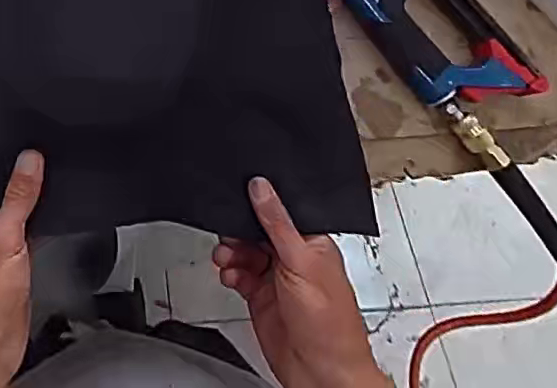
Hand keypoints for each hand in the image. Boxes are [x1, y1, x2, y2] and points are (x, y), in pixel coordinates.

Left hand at [0, 150, 44, 387]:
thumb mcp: (3, 239)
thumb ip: (18, 198)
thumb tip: (30, 158)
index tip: (19, 130)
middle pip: (0, 189)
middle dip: (19, 172)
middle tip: (42, 144)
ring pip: (16, 207)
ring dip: (32, 195)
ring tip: (51, 168)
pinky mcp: (14, 259)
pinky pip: (30, 227)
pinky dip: (42, 216)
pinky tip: (55, 207)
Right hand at [213, 177, 388, 387]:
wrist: (322, 378)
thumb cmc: (330, 322)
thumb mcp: (300, 261)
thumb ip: (277, 223)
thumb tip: (261, 186)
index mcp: (311, 240)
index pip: (281, 211)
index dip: (260, 204)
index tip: (240, 196)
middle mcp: (293, 256)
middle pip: (259, 230)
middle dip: (240, 229)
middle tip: (227, 232)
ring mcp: (276, 278)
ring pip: (246, 252)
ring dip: (232, 251)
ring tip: (225, 256)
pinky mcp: (261, 298)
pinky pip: (240, 276)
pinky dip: (231, 273)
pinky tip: (229, 274)